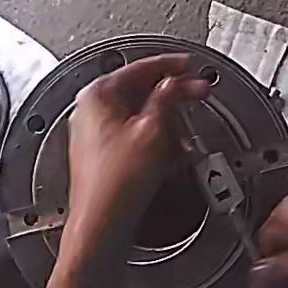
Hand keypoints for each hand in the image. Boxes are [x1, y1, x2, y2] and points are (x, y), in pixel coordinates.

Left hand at [66, 53, 208, 229]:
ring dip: (166, 119)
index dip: (170, 65)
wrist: (102, 223)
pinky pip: (134, 134)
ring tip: (187, 126)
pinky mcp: (104, 153)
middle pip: (140, 91)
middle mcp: (91, 110)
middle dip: (172, 96)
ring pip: (139, 114)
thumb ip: (168, 98)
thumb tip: (178, 82)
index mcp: (97, 95)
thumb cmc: (116, 183)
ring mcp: (96, 132)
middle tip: (196, 94)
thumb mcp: (153, 131)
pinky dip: (155, 136)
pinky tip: (172, 146)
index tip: (189, 65)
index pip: (139, 68)